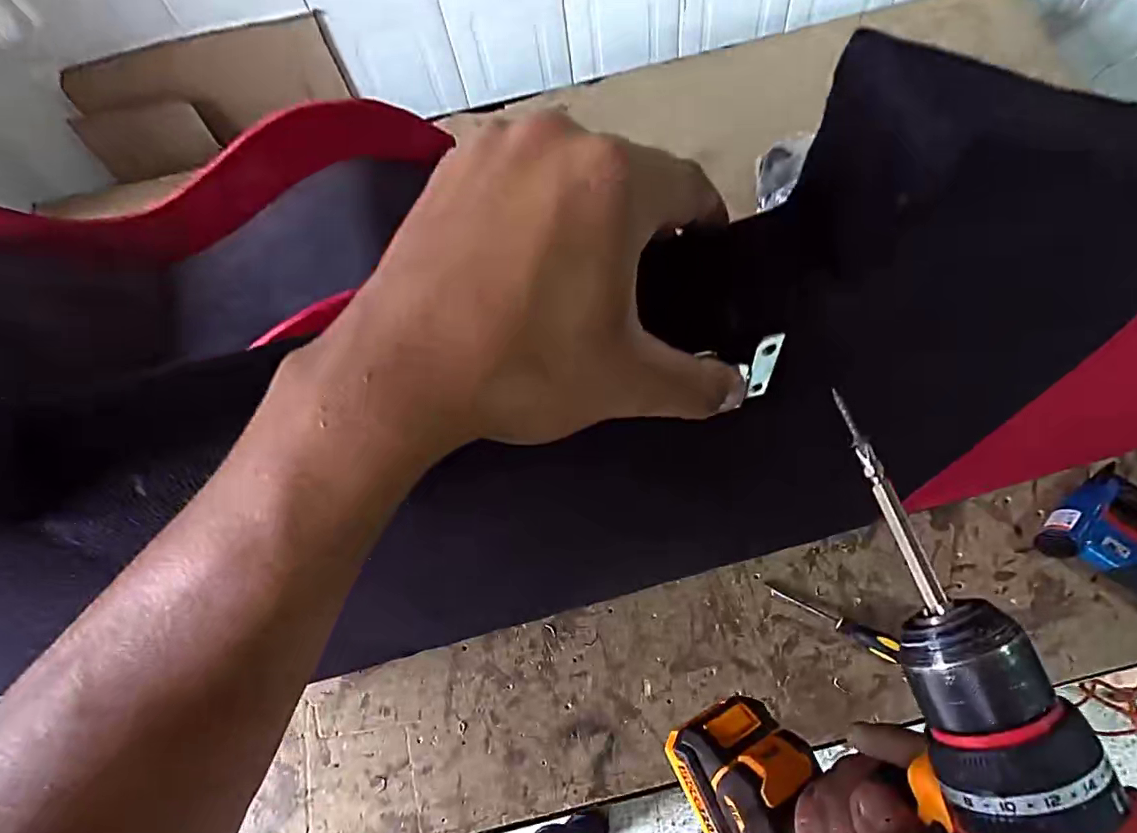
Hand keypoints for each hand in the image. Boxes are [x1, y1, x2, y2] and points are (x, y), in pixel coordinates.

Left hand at [277, 110, 744, 468]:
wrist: (402, 372)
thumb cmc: (529, 368)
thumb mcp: (631, 384)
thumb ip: (698, 385)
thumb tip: (735, 389)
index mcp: (614, 179)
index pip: (691, 189)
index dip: (709, 228)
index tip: (707, 263)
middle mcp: (557, 139)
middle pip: (633, 178)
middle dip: (650, 227)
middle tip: (646, 288)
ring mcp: (494, 144)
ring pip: (575, 174)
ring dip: (594, 216)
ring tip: (585, 278)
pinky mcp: (448, 164)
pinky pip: (523, 178)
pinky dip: (542, 211)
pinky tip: (530, 265)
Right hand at [796, 724, 1003, 832]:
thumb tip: (870, 794)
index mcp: (961, 824)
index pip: (933, 764)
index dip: (898, 746)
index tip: (861, 738)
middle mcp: (925, 812)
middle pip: (879, 765)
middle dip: (852, 795)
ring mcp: (889, 818)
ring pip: (846, 776)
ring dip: (829, 811)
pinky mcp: (856, 830)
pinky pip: (822, 798)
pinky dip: (812, 817)